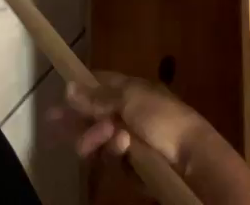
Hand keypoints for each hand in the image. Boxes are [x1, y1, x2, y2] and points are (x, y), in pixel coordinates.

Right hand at [56, 71, 216, 167]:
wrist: (193, 157)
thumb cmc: (162, 118)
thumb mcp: (128, 99)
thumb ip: (97, 96)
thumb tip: (68, 86)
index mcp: (128, 90)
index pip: (97, 85)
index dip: (78, 90)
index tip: (58, 100)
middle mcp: (127, 112)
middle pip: (93, 115)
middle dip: (78, 121)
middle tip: (57, 127)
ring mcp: (130, 139)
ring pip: (99, 139)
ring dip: (98, 138)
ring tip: (108, 139)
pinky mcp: (133, 164)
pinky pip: (113, 158)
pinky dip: (115, 154)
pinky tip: (124, 151)